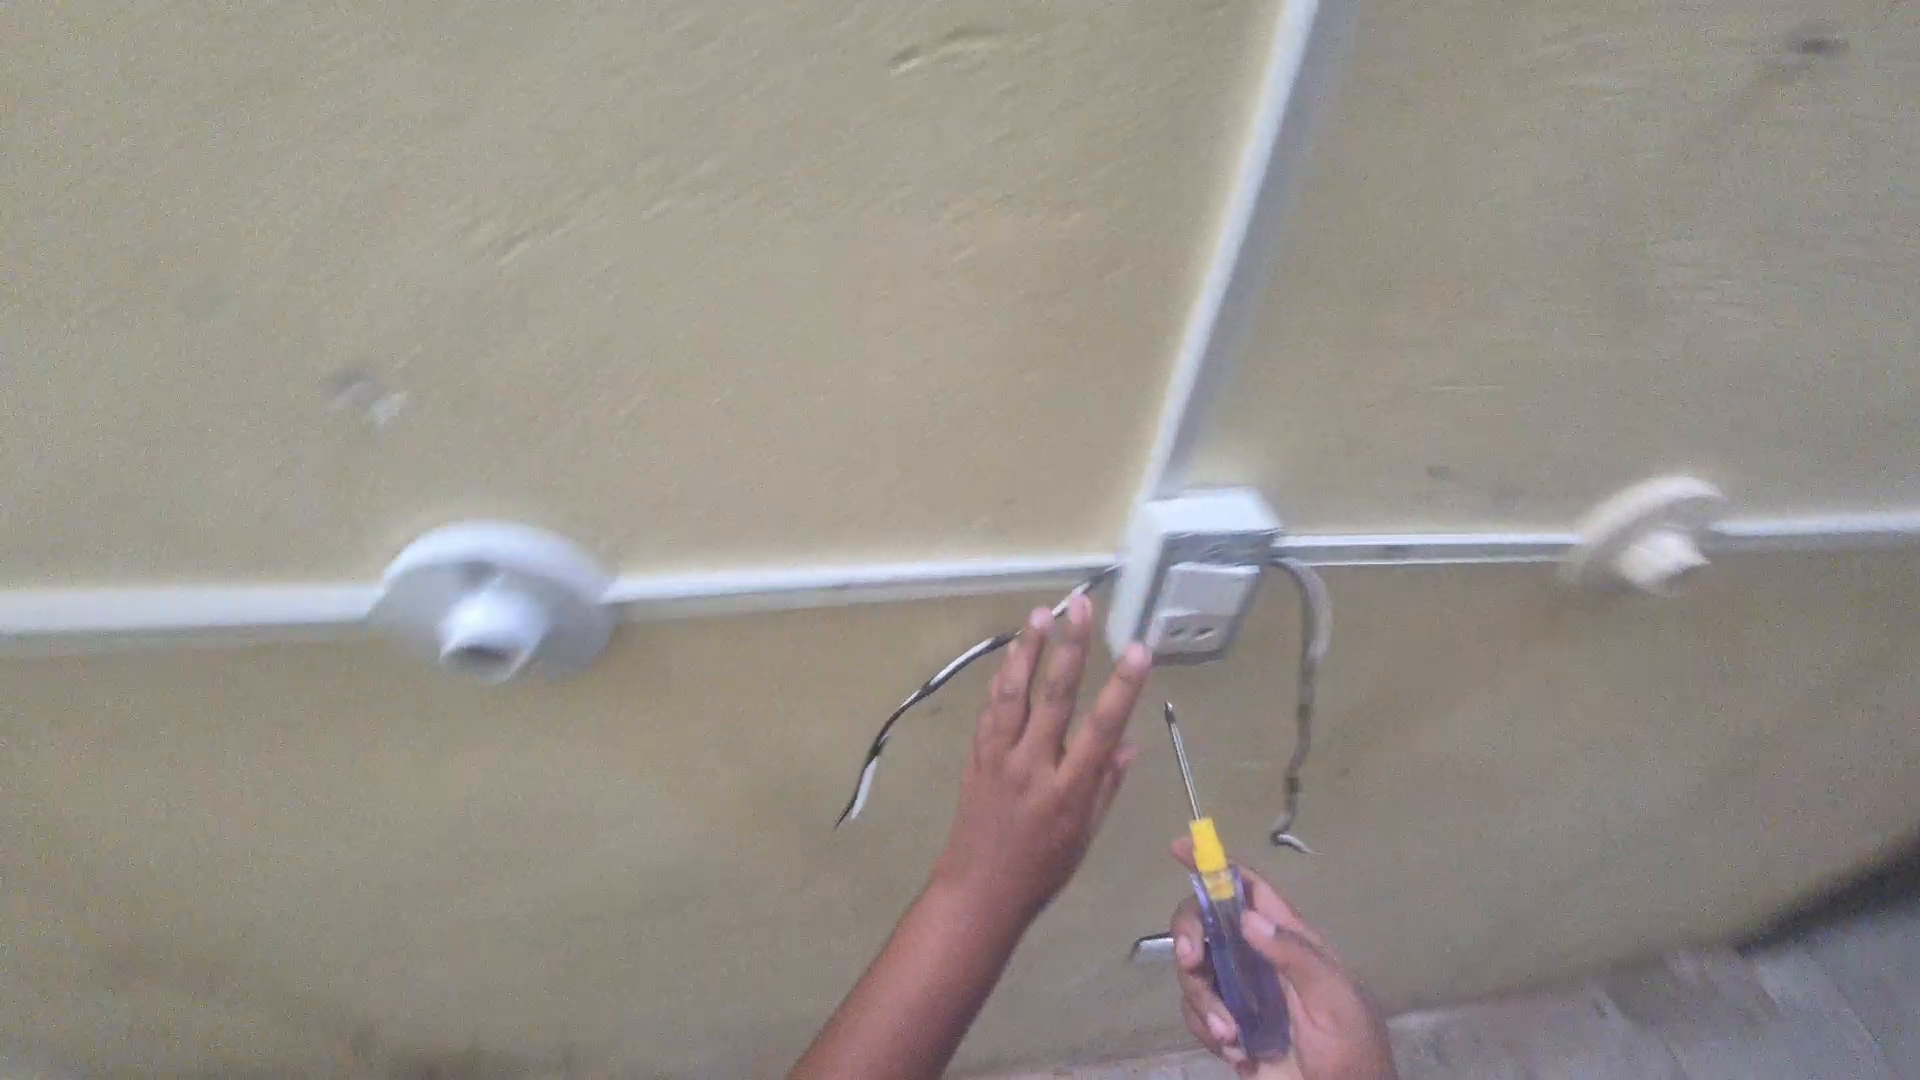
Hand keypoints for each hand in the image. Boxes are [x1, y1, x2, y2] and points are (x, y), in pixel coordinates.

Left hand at [929, 593, 1151, 920]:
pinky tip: (1009, 658)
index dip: (1123, 686)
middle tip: (1080, 606)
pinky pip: (990, 710)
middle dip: (1069, 647)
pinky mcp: (976, 755)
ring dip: (1027, 650)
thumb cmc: (1042, 869)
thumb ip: (1106, 785)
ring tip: (1041, 614)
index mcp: (1069, 789)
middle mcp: (1033, 764)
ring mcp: (999, 756)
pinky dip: (1001, 680)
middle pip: (1054, 696)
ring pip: (1013, 693)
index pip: (1102, 728)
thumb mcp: (1086, 836)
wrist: (978, 891)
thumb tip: (1128, 742)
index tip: (1139, 648)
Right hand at [1170, 838, 1396, 1079]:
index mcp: (1287, 938)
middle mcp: (1256, 956)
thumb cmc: (1351, 1053)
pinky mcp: (1225, 1025)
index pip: (1246, 887)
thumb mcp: (1336, 1001)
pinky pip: (1193, 1010)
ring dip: (1202, 997)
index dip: (1213, 865)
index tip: (1179, 850)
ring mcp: (1238, 991)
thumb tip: (1248, 917)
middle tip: (1190, 958)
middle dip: (1189, 933)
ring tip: (1228, 1034)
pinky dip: (1204, 1026)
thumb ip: (1297, 956)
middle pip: (1205, 920)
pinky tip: (1231, 1050)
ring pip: (1193, 967)